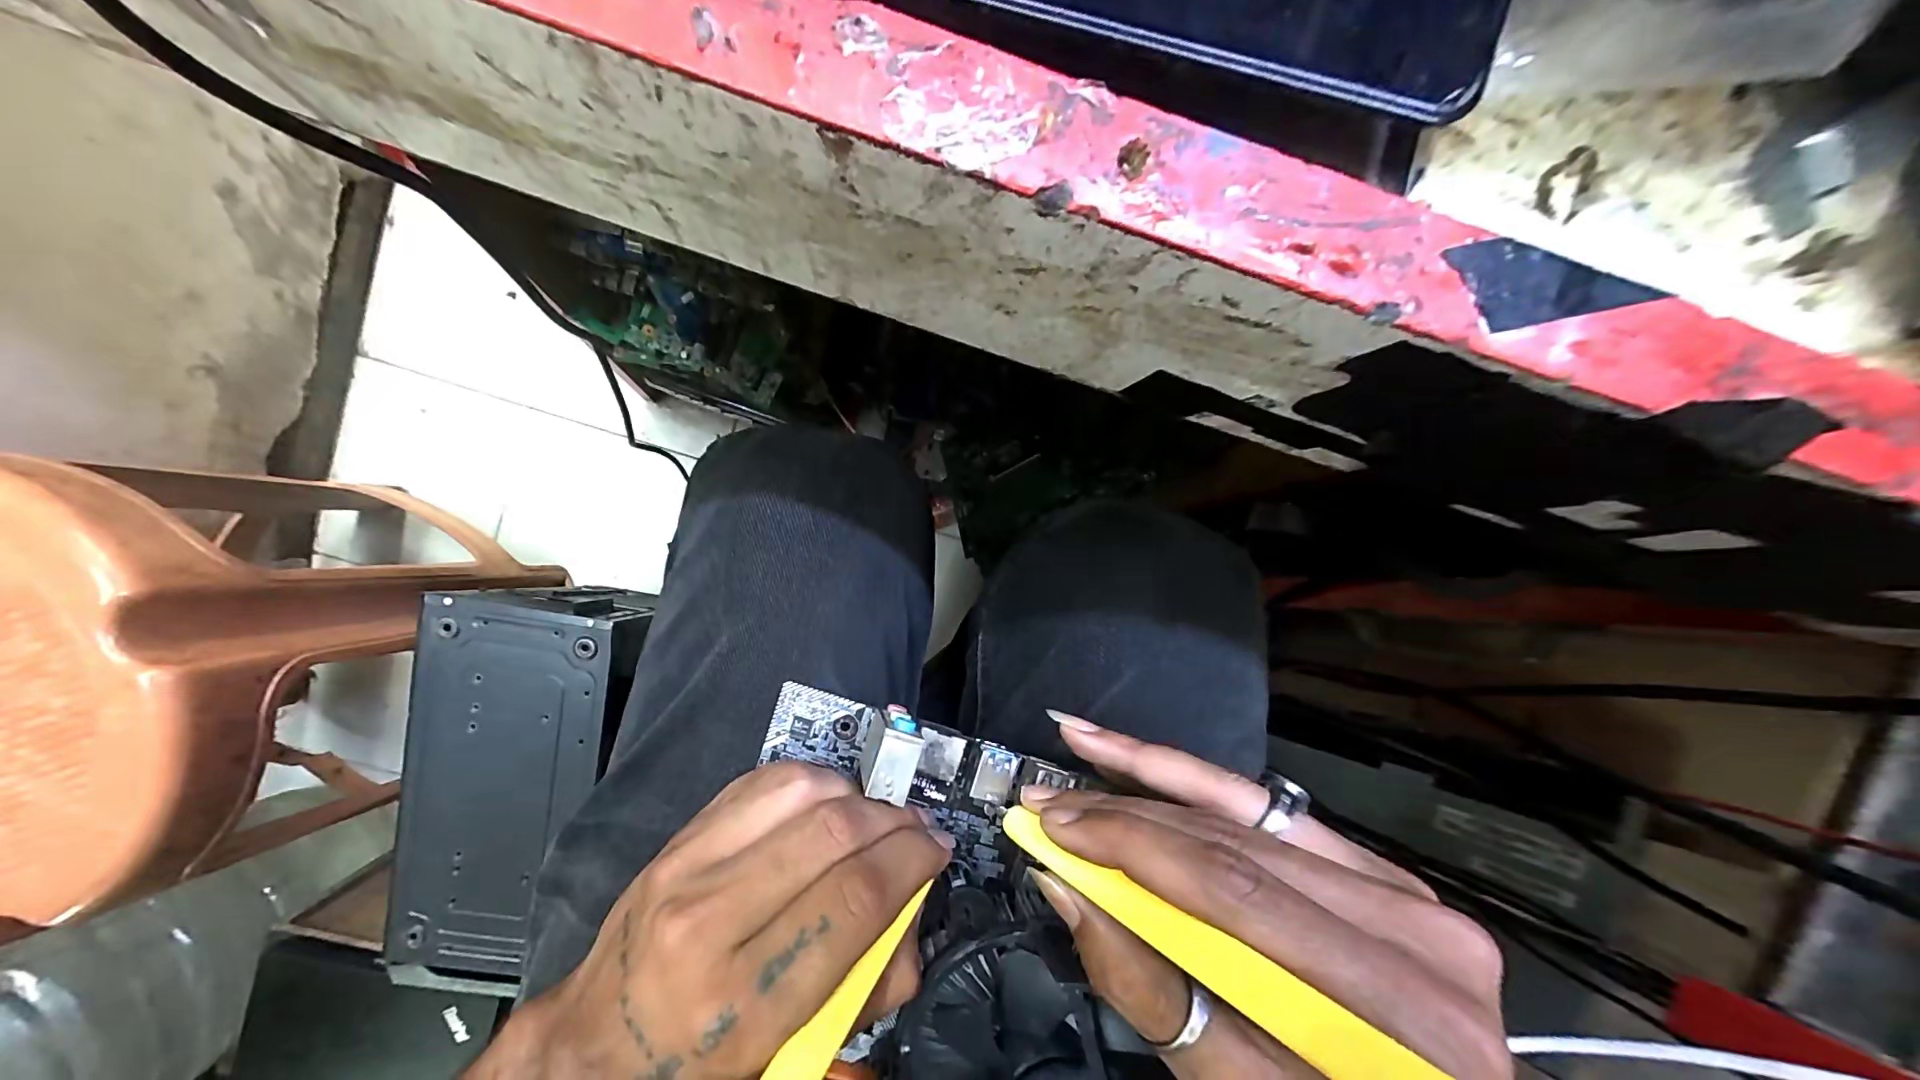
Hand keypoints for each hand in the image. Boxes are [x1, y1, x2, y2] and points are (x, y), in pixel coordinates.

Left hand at [472, 762, 952, 1078]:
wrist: (597, 1047)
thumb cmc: (703, 1065)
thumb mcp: (790, 1057)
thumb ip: (866, 989)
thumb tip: (912, 913)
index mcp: (745, 1002)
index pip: (853, 901)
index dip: (910, 861)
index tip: (937, 849)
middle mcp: (710, 925)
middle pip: (833, 836)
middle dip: (893, 822)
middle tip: (916, 829)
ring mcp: (686, 871)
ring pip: (802, 793)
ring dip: (857, 796)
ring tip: (873, 818)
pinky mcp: (678, 839)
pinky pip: (763, 781)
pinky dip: (813, 782)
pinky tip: (827, 802)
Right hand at [1028, 716, 1510, 1079]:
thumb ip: (1153, 991)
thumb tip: (1067, 889)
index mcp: (1397, 1010)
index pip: (1233, 890)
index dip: (1131, 846)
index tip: (1052, 826)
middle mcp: (1416, 933)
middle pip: (1235, 844)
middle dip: (1126, 815)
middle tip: (1046, 802)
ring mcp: (1406, 894)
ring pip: (1249, 817)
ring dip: (1153, 784)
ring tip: (1082, 755)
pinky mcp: (1381, 874)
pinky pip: (1275, 814)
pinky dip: (1203, 783)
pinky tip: (1147, 757)